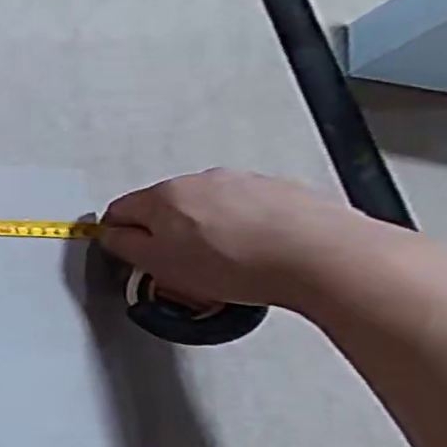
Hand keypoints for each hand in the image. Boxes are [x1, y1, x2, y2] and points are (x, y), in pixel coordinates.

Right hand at [98, 168, 376, 307]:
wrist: (331, 260)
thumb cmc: (245, 263)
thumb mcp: (158, 264)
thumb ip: (123, 245)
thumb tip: (115, 236)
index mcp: (163, 194)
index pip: (120, 211)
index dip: (121, 236)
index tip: (134, 254)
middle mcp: (202, 181)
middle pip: (167, 207)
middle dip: (170, 233)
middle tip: (183, 265)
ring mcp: (249, 183)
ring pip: (213, 208)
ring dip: (212, 231)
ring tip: (231, 265)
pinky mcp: (289, 193)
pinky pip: (255, 212)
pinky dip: (252, 231)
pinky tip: (263, 256)